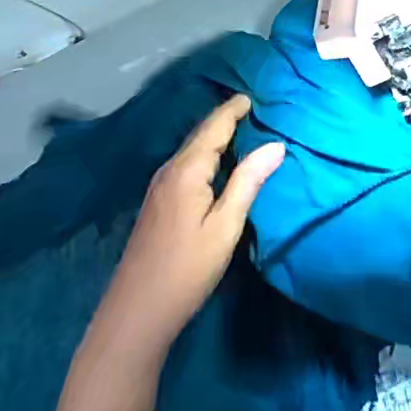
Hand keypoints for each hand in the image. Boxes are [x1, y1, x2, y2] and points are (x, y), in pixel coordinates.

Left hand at [55, 94, 284, 410]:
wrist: (135, 315)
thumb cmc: (186, 270)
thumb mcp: (225, 226)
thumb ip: (248, 182)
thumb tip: (275, 145)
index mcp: (187, 170)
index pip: (214, 127)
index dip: (235, 109)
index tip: (256, 94)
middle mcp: (169, 170)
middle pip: (201, 134)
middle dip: (226, 117)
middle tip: (256, 106)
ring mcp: (159, 187)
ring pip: (193, 149)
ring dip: (216, 135)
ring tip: (244, 127)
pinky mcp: (158, 203)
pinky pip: (186, 163)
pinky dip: (207, 152)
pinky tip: (219, 161)